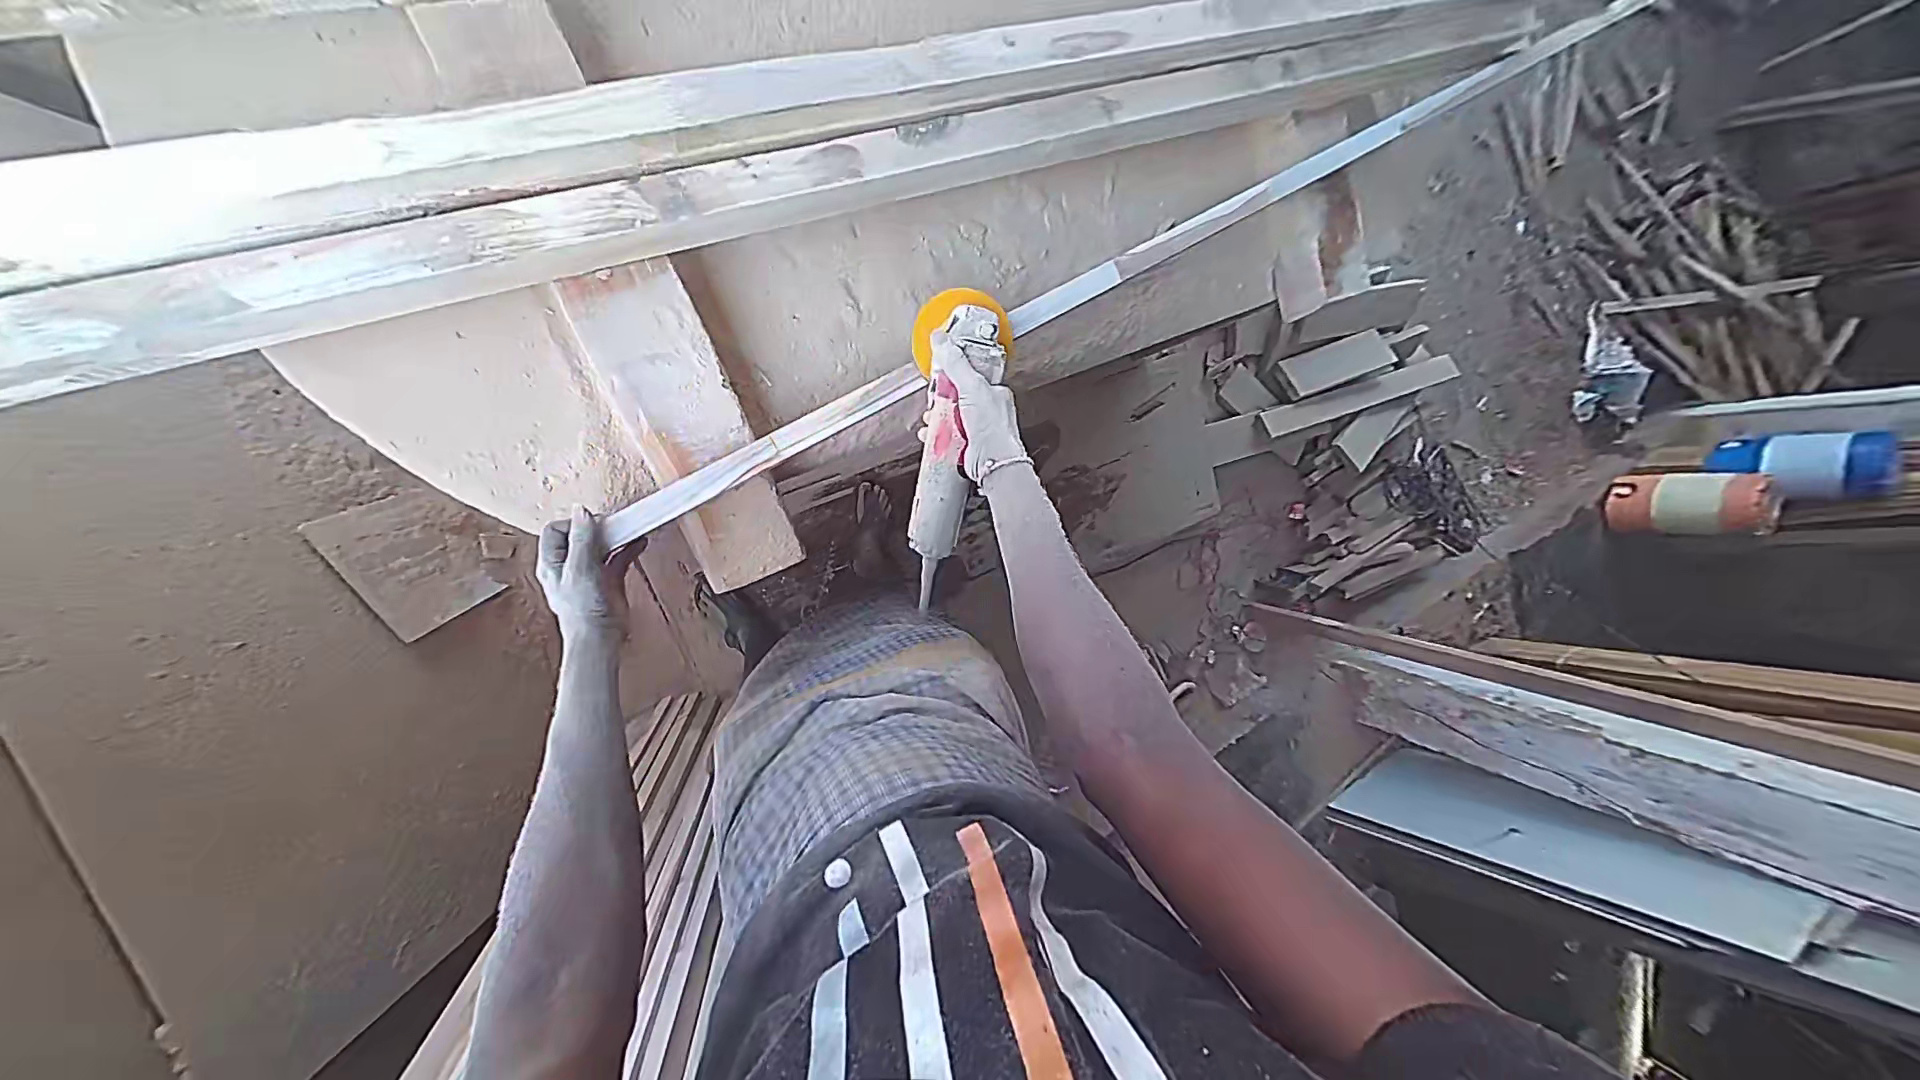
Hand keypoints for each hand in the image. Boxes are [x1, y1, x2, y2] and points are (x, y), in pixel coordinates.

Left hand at [537, 508, 642, 643]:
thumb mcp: (579, 568)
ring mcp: (590, 572)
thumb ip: (581, 539)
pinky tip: (639, 543)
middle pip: (581, 536)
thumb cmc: (582, 608)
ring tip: (630, 530)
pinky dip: (629, 549)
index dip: (575, 524)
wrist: (600, 636)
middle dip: (598, 528)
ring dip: (616, 537)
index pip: (557, 530)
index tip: (596, 524)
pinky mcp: (609, 580)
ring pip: (602, 546)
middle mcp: (570, 565)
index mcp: (552, 562)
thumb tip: (582, 512)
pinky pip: (619, 559)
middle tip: (615, 525)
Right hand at [928, 328, 1026, 483]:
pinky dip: (937, 436)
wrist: (993, 463)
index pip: (971, 375)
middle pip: (957, 397)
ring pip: (951, 417)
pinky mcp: (968, 446)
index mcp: (995, 392)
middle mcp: (988, 410)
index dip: (953, 374)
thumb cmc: (992, 427)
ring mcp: (978, 429)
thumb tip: (941, 339)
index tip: (940, 375)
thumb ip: (955, 362)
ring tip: (932, 419)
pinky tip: (932, 435)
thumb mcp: (972, 386)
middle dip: (941, 400)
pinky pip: (948, 436)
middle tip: (935, 401)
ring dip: (938, 418)